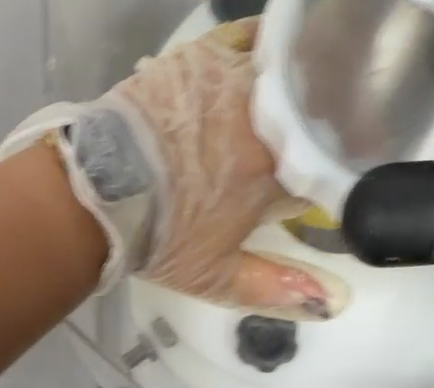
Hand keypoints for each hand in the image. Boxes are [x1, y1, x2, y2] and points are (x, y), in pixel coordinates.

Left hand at [108, 20, 335, 317]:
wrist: (99, 196)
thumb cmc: (159, 239)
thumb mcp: (218, 279)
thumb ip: (278, 289)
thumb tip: (333, 304)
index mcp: (277, 177)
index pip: (321, 172)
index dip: (322, 181)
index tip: (312, 191)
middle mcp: (267, 122)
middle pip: (314, 118)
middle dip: (316, 134)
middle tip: (299, 149)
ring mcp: (236, 82)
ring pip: (291, 75)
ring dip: (298, 89)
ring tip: (290, 105)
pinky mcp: (204, 56)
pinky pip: (251, 36)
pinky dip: (266, 45)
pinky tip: (269, 58)